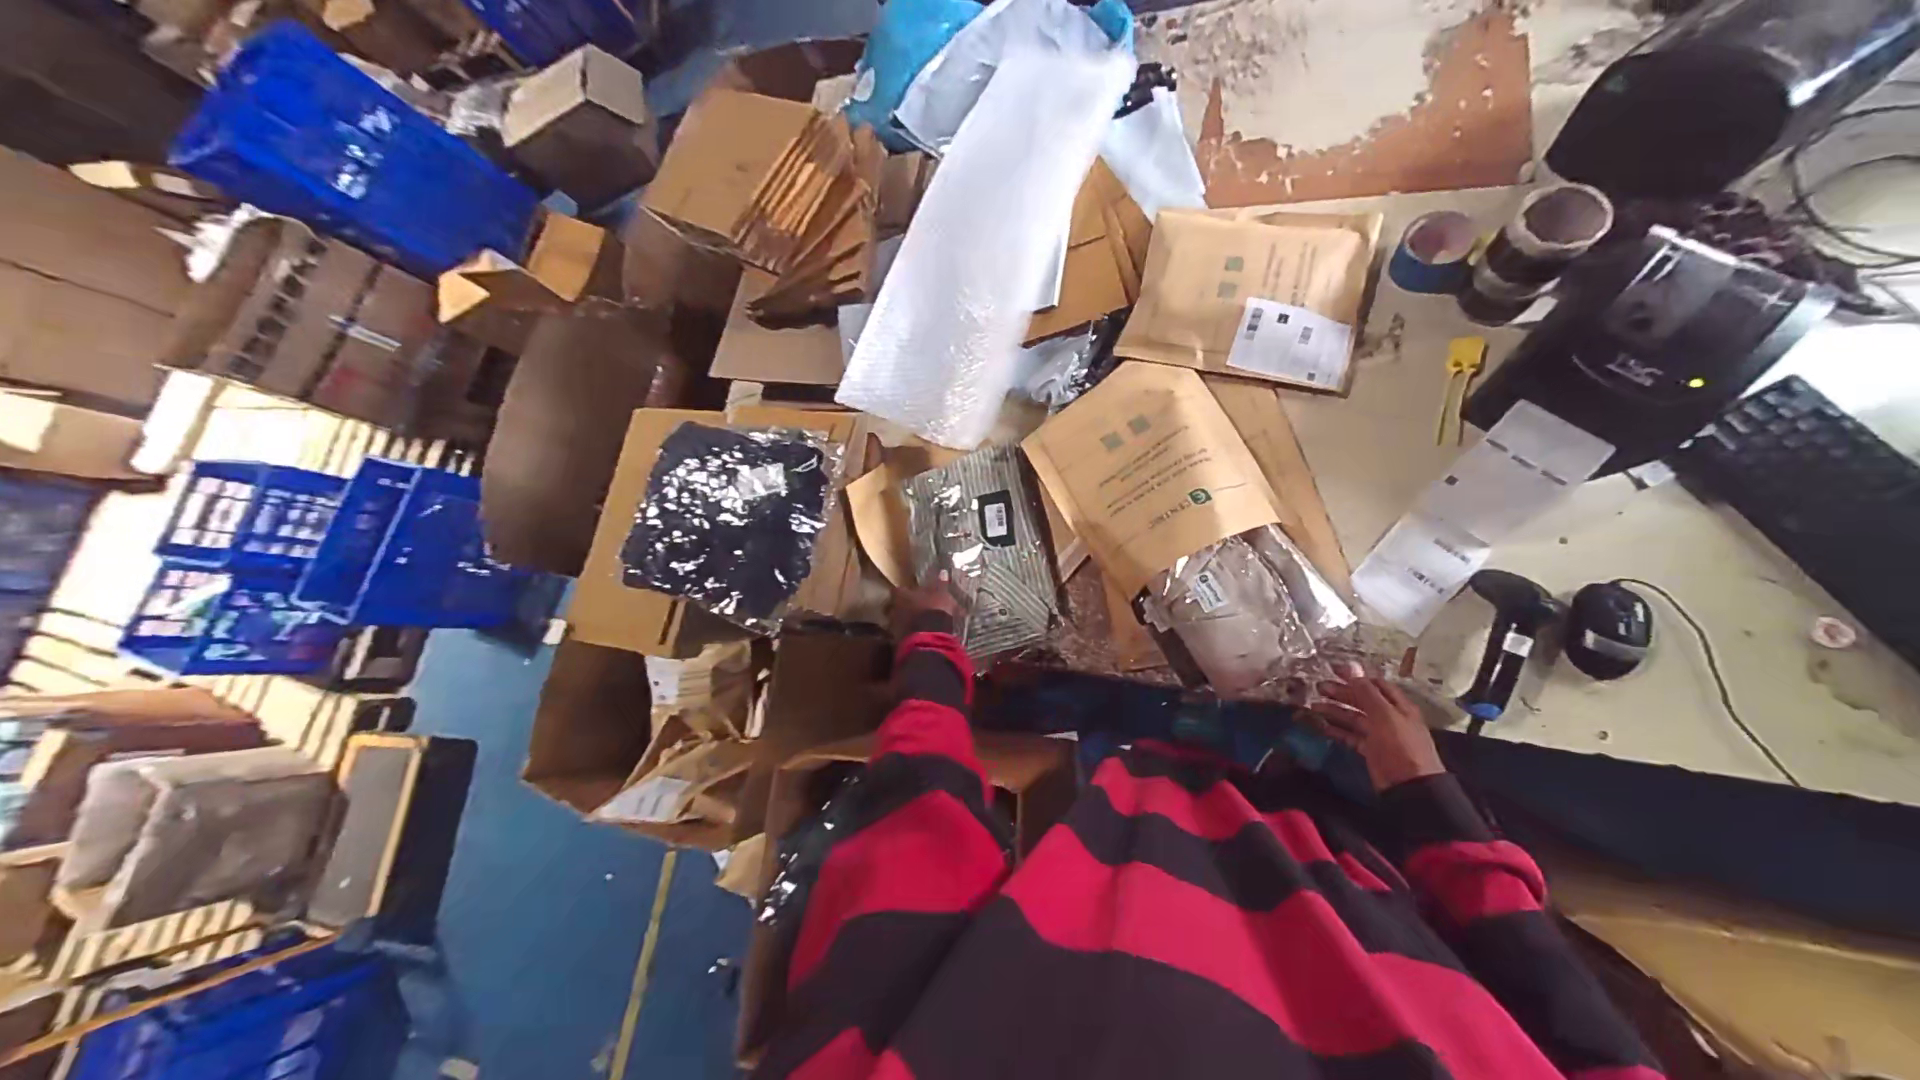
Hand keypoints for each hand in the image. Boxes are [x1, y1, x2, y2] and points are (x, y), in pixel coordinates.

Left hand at [890, 570, 965, 638]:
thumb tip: (943, 572)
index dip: (905, 591)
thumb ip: (940, 584)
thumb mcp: (941, 595)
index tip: (912, 593)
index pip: (898, 590)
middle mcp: (893, 609)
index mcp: (901, 595)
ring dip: (906, 622)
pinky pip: (903, 635)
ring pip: (898, 621)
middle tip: (915, 609)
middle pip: (895, 606)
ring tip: (919, 624)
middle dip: (904, 607)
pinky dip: (910, 634)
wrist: (929, 638)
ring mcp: (894, 626)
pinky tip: (920, 636)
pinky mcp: (898, 641)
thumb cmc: (934, 610)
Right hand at [1309, 660, 1444, 792]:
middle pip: (1362, 700)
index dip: (1355, 676)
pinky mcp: (1370, 750)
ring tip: (1313, 706)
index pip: (1375, 685)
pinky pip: (1350, 735)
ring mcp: (1379, 734)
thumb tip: (1351, 665)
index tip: (1332, 670)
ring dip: (1334, 710)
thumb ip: (1366, 691)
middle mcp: (1388, 717)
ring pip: (1353, 718)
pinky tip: (1320, 726)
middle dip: (1341, 692)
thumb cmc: (1400, 745)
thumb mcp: (1384, 715)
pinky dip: (1336, 730)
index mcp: (1398, 706)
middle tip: (1318, 688)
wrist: (1410, 786)